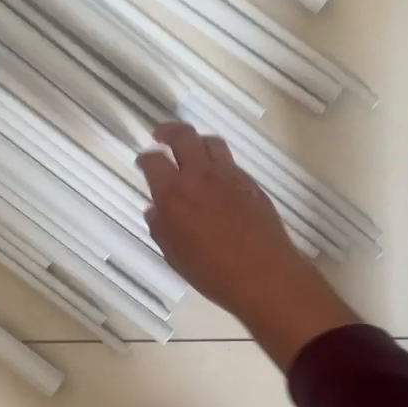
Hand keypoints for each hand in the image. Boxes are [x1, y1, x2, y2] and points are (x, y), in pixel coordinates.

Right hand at [138, 123, 358, 367]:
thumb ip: (162, 228)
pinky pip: (230, 163)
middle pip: (184, 136)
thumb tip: (156, 211)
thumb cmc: (212, 272)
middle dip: (168, 131)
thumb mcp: (175, 255)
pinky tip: (216, 180)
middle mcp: (200, 177)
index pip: (154, 161)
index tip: (143, 161)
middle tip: (161, 136)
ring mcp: (230, 177)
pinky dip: (218, 163)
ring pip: (211, 142)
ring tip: (191, 152)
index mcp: (174, 194)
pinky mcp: (251, 184)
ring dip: (197, 142)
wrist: (264, 275)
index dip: (145, 158)